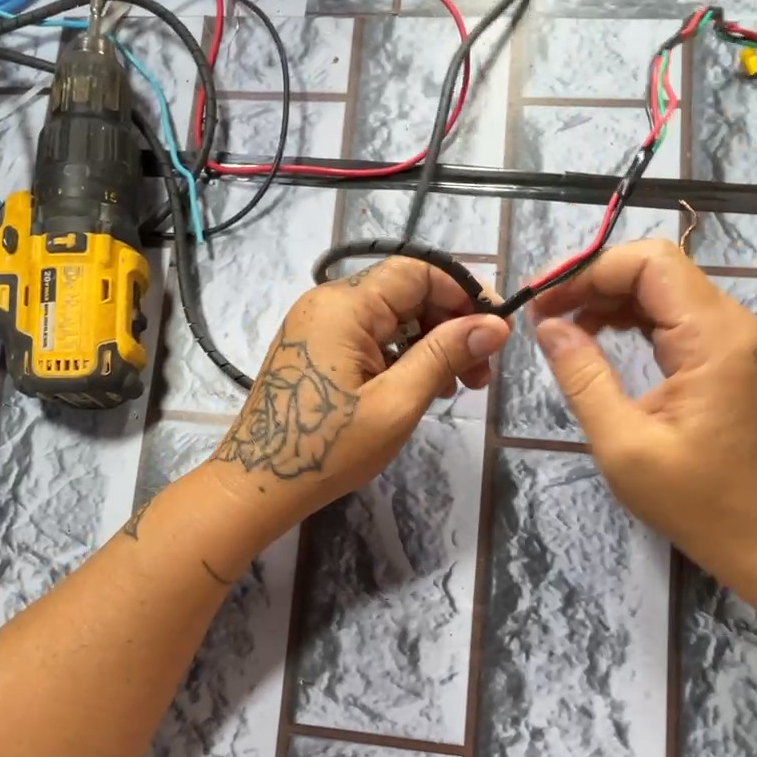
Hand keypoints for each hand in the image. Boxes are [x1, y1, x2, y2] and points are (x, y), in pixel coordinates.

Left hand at [210, 257, 510, 529]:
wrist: (259, 484)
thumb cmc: (327, 448)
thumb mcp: (397, 402)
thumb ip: (444, 355)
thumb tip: (494, 324)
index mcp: (344, 306)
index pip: (418, 272)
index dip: (464, 293)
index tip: (497, 328)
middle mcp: (328, 304)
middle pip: (405, 294)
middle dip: (450, 326)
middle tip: (481, 372)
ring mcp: (318, 327)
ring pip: (390, 319)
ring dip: (429, 345)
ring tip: (457, 387)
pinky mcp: (315, 351)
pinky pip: (369, 339)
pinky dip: (401, 357)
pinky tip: (422, 388)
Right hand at [528, 239, 756, 579]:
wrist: (756, 533)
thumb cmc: (691, 497)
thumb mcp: (622, 443)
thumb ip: (583, 377)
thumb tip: (547, 326)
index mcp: (711, 338)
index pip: (649, 263)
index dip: (589, 269)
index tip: (541, 299)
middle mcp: (727, 324)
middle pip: (654, 268)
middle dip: (592, 281)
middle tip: (542, 313)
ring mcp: (728, 338)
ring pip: (660, 288)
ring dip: (606, 298)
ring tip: (558, 326)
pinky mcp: (721, 355)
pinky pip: (670, 316)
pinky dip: (627, 318)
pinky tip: (593, 339)